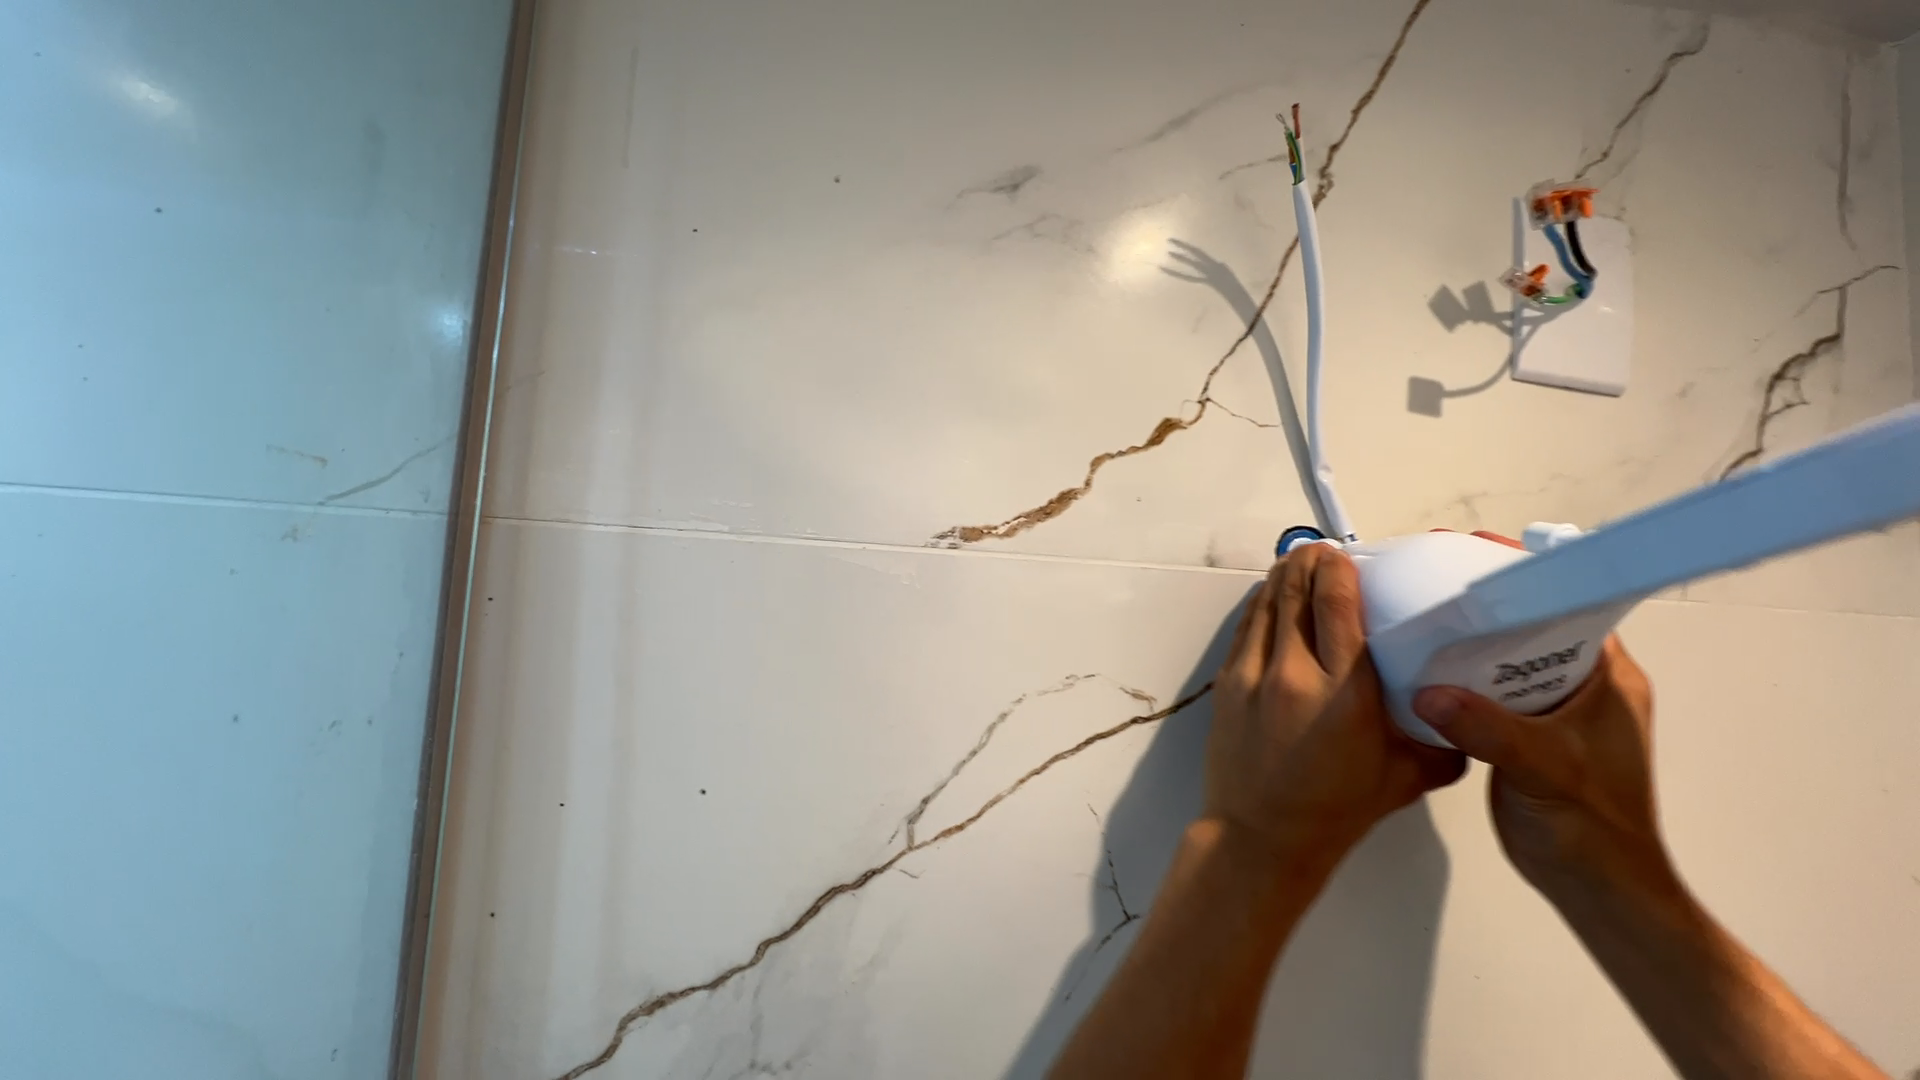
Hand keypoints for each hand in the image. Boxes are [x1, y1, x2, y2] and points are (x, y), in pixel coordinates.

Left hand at [1204, 544, 1466, 871]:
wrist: (1261, 834)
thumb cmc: (1339, 808)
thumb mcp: (1408, 776)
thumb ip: (1441, 737)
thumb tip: (1464, 705)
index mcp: (1344, 690)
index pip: (1336, 605)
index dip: (1337, 569)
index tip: (1345, 552)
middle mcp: (1293, 672)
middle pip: (1294, 594)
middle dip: (1307, 562)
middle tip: (1321, 549)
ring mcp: (1251, 674)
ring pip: (1265, 605)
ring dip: (1281, 577)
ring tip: (1297, 561)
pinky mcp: (1226, 682)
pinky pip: (1245, 628)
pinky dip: (1259, 604)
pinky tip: (1271, 595)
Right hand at [1412, 598, 1669, 899]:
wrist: (1593, 886)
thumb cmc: (1590, 825)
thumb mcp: (1543, 768)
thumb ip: (1488, 729)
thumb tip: (1425, 693)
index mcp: (1606, 677)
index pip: (1569, 605)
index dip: (1521, 577)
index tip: (1469, 556)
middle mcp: (1581, 683)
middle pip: (1528, 626)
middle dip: (1481, 606)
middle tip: (1427, 584)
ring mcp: (1551, 708)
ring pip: (1503, 657)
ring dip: (1464, 643)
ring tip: (1415, 620)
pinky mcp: (1523, 731)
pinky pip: (1486, 688)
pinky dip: (1456, 677)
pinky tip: (1418, 671)